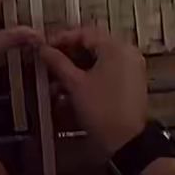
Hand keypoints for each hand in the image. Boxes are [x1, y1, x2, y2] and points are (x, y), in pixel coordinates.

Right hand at [36, 26, 148, 154]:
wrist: (126, 141)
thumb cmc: (101, 109)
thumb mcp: (75, 84)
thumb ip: (58, 62)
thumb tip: (43, 49)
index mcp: (116, 47)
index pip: (85, 33)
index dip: (61, 38)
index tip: (44, 46)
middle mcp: (127, 52)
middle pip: (92, 45)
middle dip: (68, 54)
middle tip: (48, 61)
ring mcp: (131, 67)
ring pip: (98, 60)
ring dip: (76, 67)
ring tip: (54, 80)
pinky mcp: (130, 82)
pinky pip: (106, 71)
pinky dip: (89, 76)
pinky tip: (70, 88)